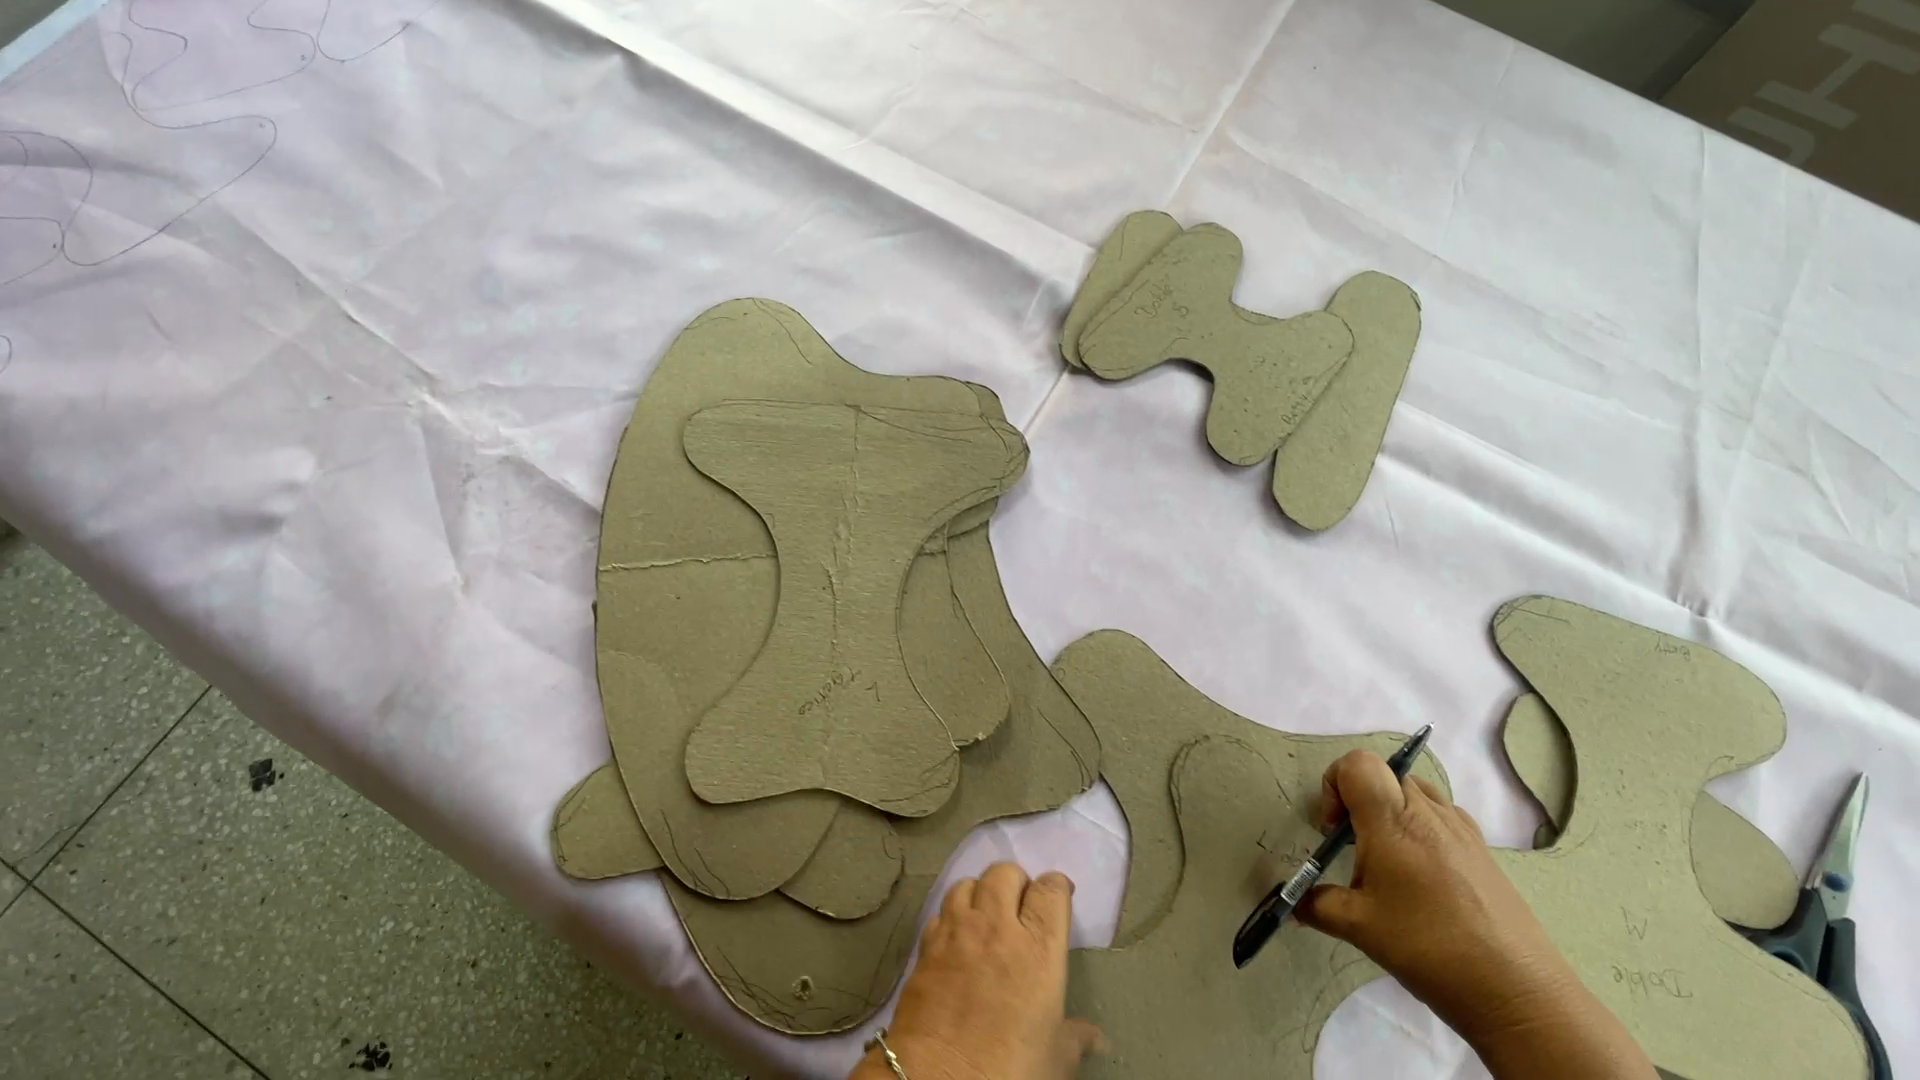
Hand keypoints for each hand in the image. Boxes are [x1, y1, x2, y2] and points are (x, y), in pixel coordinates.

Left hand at [851, 863, 1102, 1079]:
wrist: (938, 1079)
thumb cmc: (1008, 1067)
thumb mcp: (1053, 1058)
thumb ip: (1074, 1037)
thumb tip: (1096, 1038)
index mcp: (1038, 948)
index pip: (1050, 889)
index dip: (1056, 887)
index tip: (1058, 896)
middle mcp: (997, 928)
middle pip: (1005, 873)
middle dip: (1016, 882)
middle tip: (1021, 906)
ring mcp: (957, 932)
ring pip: (968, 883)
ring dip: (980, 892)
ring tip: (986, 915)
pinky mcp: (926, 945)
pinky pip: (941, 912)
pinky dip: (951, 916)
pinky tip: (956, 937)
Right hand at [1295, 750, 1656, 1079]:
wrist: (1515, 988)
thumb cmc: (1427, 945)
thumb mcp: (1358, 927)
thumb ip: (1317, 904)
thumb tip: (1296, 902)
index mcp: (1393, 819)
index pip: (1357, 764)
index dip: (1333, 783)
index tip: (1332, 829)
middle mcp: (1429, 812)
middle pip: (1386, 773)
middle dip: (1359, 799)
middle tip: (1353, 846)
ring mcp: (1462, 830)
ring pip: (1417, 792)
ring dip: (1392, 811)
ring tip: (1387, 860)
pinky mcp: (1484, 852)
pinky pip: (1444, 817)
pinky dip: (1422, 830)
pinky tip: (1422, 878)